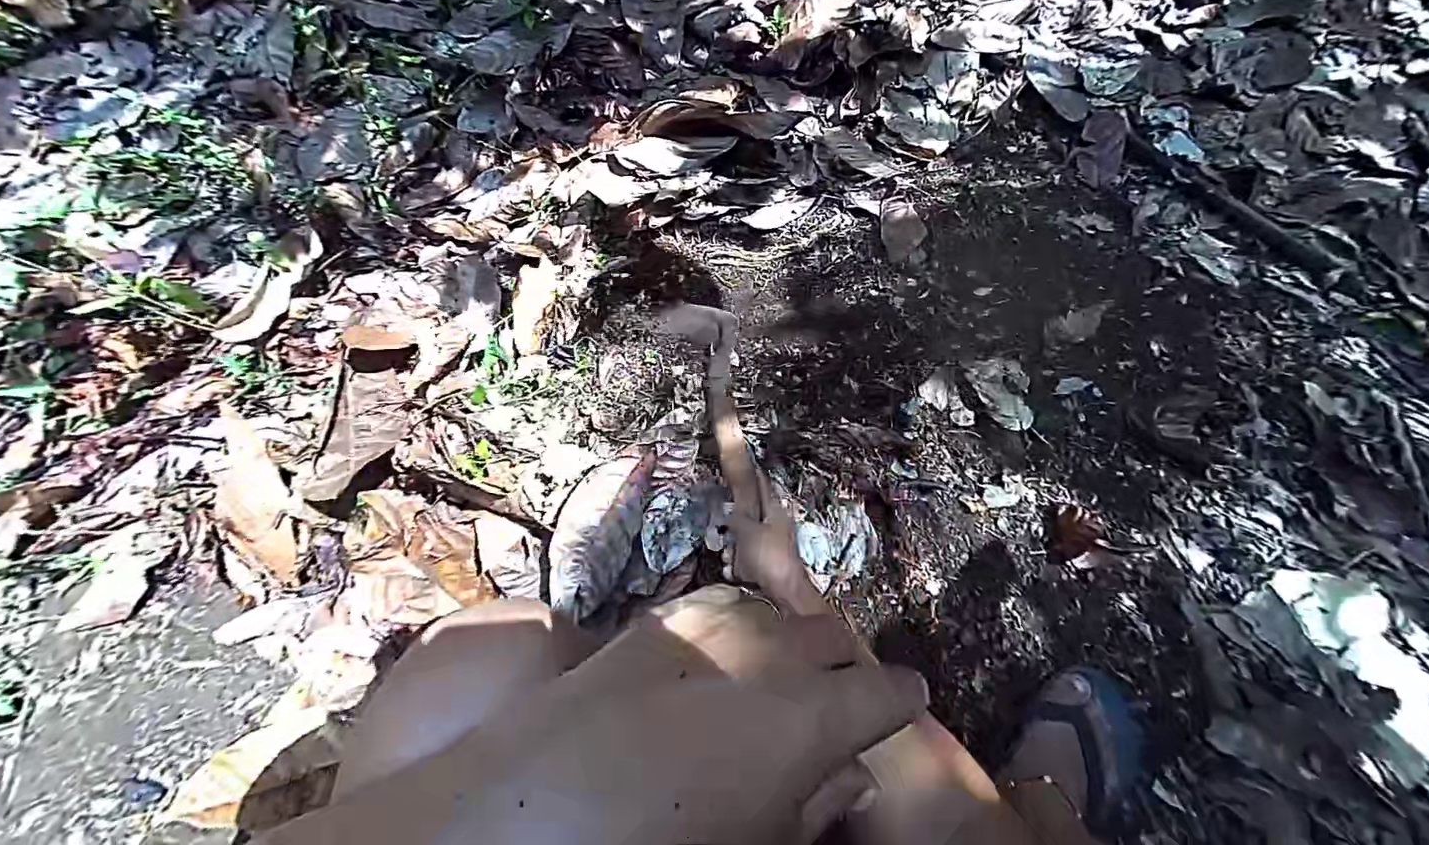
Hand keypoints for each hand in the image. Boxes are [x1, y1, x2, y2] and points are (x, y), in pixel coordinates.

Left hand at [269, 588, 926, 844]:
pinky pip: (716, 606)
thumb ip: (807, 804)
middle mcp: (757, 660)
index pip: (875, 696)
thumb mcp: (751, 840)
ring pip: (771, 613)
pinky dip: (738, 618)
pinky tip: (737, 630)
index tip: (913, 693)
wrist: (515, 820)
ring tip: (798, 654)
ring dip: (791, 633)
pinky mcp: (651, 625)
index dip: (899, 694)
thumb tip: (843, 774)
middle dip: (846, 658)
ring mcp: (701, 632)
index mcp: (796, 725)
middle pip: (823, 639)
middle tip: (854, 681)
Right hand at [729, 472, 822, 610]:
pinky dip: (741, 557)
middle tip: (725, 518)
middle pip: (753, 510)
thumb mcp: (748, 533)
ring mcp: (774, 540)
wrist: (786, 591)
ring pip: (749, 532)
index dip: (752, 474)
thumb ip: (737, 518)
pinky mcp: (770, 558)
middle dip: (737, 516)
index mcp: (775, 510)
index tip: (742, 463)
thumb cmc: (769, 557)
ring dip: (737, 541)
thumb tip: (729, 510)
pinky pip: (750, 551)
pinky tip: (735, 567)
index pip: (762, 484)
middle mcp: (777, 521)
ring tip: (730, 550)